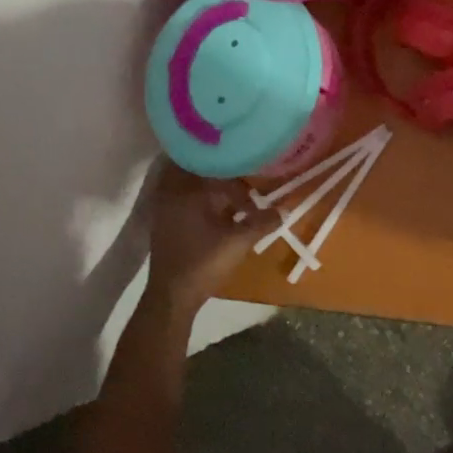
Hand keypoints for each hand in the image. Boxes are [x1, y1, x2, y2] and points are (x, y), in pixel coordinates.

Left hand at [141, 159, 277, 312]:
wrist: (172, 297)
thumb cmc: (203, 263)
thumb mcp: (239, 242)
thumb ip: (263, 222)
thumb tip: (285, 209)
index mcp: (186, 192)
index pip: (206, 160)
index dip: (227, 157)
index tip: (247, 154)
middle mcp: (172, 195)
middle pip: (200, 172)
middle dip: (225, 174)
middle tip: (250, 174)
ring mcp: (167, 210)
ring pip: (195, 188)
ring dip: (218, 190)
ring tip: (244, 198)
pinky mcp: (168, 224)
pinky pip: (190, 201)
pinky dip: (208, 202)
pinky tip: (229, 213)